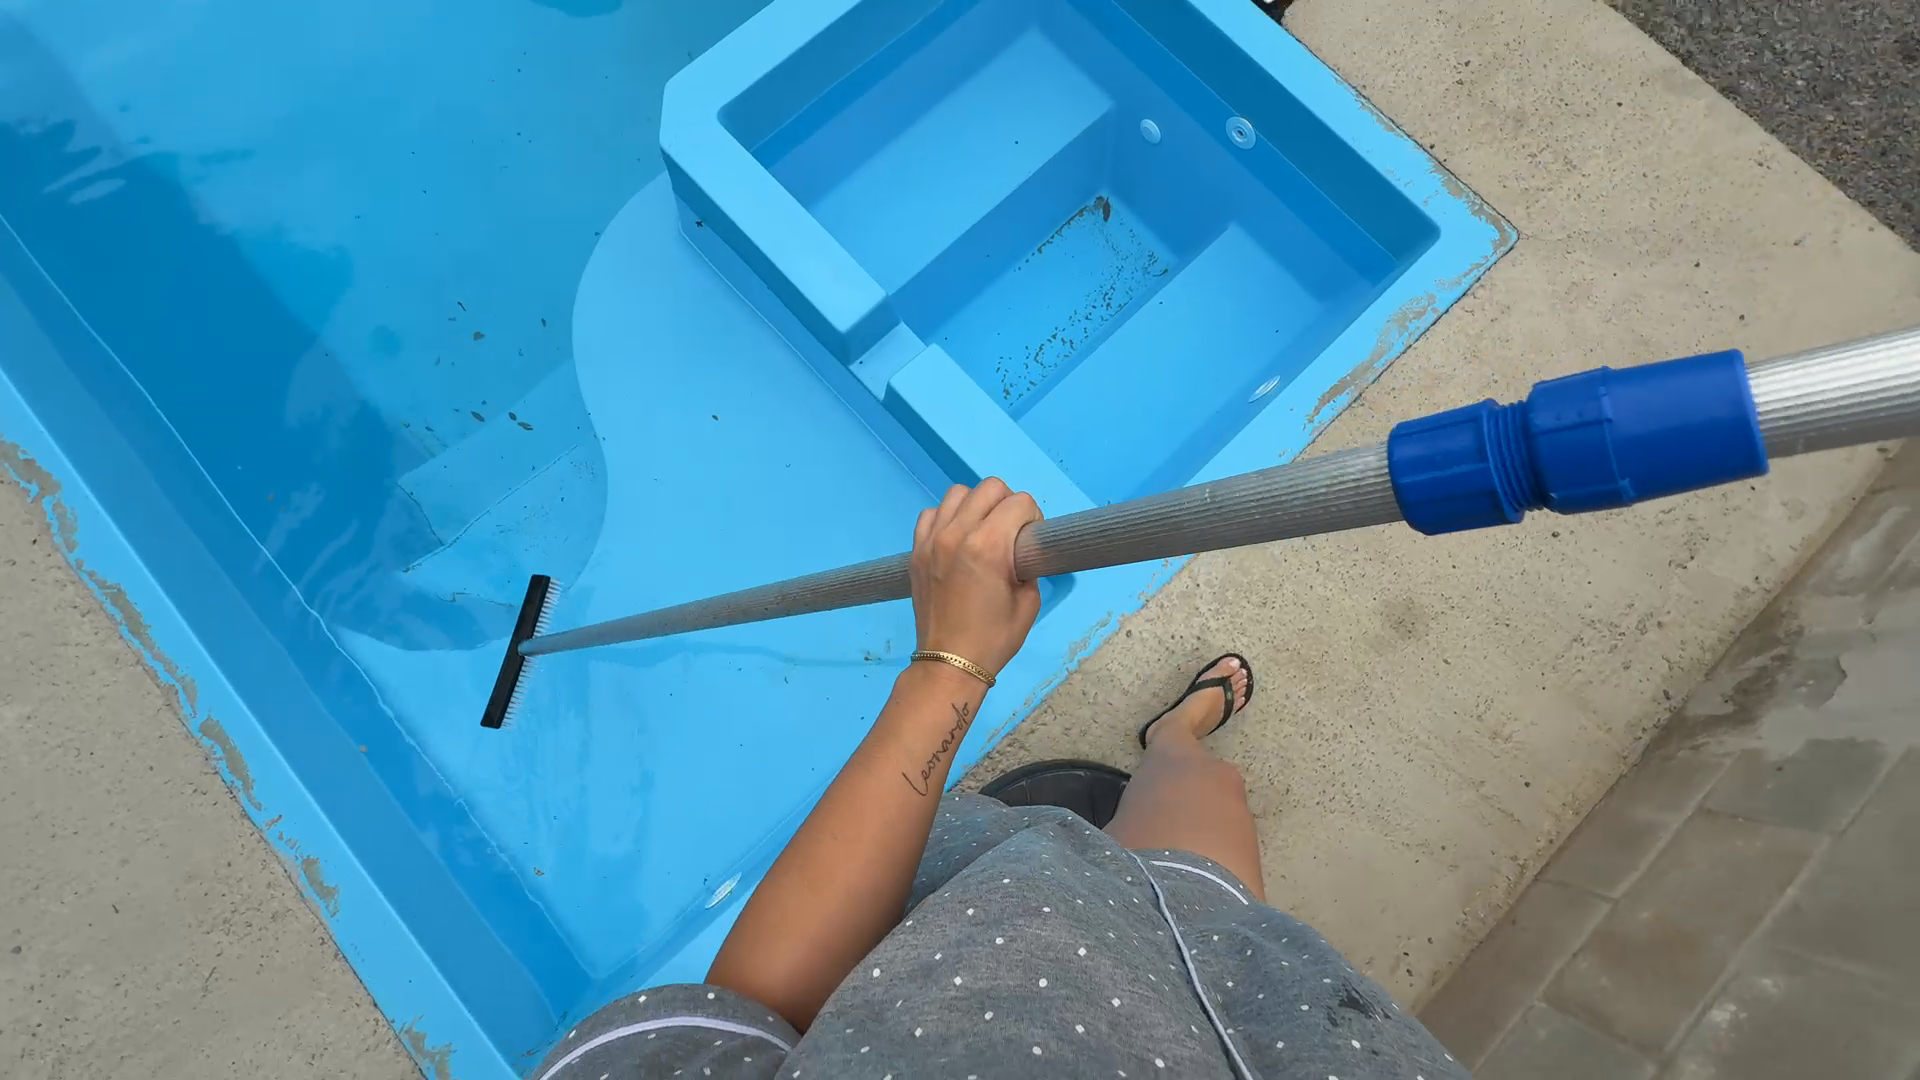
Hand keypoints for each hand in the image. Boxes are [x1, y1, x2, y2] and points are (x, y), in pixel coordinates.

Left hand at [908, 478, 1042, 676]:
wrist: (949, 662)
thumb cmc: (995, 637)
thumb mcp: (1029, 601)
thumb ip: (1028, 562)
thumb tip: (1021, 546)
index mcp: (988, 546)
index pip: (1019, 502)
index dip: (1032, 517)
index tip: (1030, 538)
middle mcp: (957, 534)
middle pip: (990, 488)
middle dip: (1008, 504)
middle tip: (1011, 533)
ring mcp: (931, 540)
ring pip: (958, 493)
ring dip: (977, 505)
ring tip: (982, 531)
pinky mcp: (916, 550)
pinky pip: (931, 513)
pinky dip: (947, 518)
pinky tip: (956, 539)